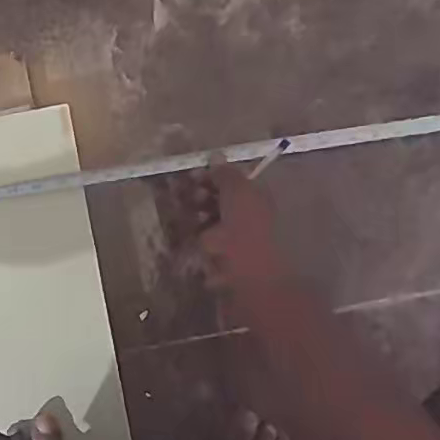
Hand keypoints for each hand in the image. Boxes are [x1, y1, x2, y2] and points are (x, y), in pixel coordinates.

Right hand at [178, 154, 290, 291]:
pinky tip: (186, 239)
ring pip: (207, 222)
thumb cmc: (246, 235)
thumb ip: (226, 175)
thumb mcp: (238, 195)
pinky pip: (202, 245)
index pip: (230, 181)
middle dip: (199, 197)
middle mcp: (246, 218)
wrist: (251, 283)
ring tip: (184, 220)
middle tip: (186, 199)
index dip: (210, 177)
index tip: (191, 177)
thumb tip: (216, 155)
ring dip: (194, 218)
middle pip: (218, 201)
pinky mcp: (220, 262)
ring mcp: (233, 241)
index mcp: (255, 199)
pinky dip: (193, 240)